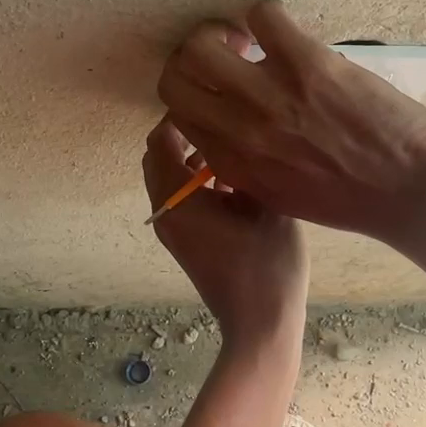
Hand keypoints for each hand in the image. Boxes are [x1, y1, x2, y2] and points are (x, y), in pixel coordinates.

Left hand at [145, 116, 307, 344]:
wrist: (260, 323)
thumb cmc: (266, 263)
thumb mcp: (266, 203)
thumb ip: (246, 163)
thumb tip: (238, 131)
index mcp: (176, 199)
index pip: (160, 140)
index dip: (183, 116)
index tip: (216, 103)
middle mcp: (164, 212)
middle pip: (158, 158)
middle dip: (185, 135)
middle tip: (224, 122)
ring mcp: (173, 230)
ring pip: (169, 180)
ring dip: (193, 160)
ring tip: (234, 147)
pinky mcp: (185, 243)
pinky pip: (180, 200)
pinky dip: (197, 183)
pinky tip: (235, 180)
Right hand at [157, 1, 425, 240]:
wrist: (411, 192)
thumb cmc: (351, 199)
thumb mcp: (282, 195)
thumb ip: (247, 165)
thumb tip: (230, 132)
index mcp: (233, 165)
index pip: (179, 114)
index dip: (195, 93)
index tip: (218, 86)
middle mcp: (241, 132)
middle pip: (174, 76)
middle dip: (193, 58)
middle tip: (226, 54)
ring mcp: (271, 96)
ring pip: (202, 44)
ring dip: (221, 32)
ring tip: (249, 38)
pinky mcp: (308, 64)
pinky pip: (261, 16)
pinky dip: (264, 15)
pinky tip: (284, 30)